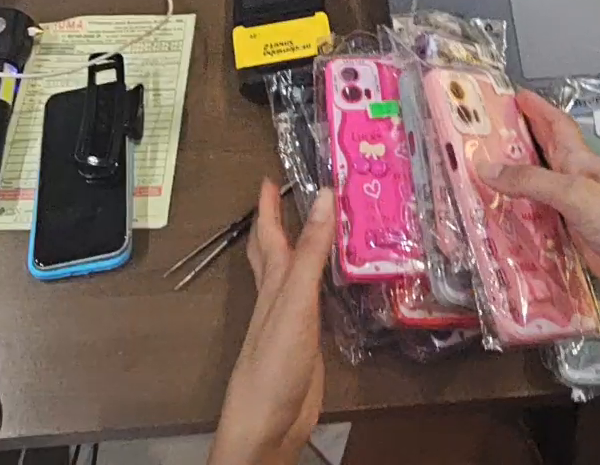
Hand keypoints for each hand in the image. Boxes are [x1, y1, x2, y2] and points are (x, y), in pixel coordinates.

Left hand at [209, 181, 334, 464]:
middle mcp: (278, 291)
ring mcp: (291, 316)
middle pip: (272, 248)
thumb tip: (323, 195)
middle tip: (289, 194)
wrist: (267, 423)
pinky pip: (312, 298)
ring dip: (300, 247)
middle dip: (277, 220)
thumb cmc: (274, 358)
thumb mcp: (294, 298)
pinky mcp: (307, 339)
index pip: (268, 230)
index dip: (267, 203)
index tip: (270, 175)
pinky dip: (319, 281)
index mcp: (272, 276)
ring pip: (291, 271)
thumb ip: (310, 250)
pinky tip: (332, 282)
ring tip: (321, 227)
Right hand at [477, 90, 599, 334]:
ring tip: (474, 181)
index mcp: (581, 164)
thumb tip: (482, 164)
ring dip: (511, 188)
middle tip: (477, 136)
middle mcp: (577, 186)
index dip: (536, 108)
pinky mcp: (579, 249)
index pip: (555, 126)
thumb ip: (531, 181)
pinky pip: (541, 231)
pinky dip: (520, 227)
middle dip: (515, 143)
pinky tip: (498, 230)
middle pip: (542, 158)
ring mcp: (578, 219)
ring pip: (537, 196)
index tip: (511, 94)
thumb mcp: (578, 196)